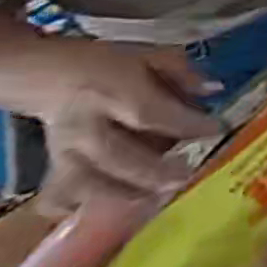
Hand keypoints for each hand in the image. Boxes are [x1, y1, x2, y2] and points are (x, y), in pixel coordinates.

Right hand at [32, 42, 221, 214]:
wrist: (49, 74)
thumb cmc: (109, 63)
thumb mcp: (150, 55)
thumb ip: (182, 73)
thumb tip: (215, 89)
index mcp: (113, 90)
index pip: (151, 113)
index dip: (184, 124)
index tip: (216, 130)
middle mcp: (85, 124)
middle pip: (117, 156)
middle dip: (154, 172)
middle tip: (187, 176)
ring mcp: (62, 150)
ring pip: (87, 184)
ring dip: (123, 195)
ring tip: (158, 197)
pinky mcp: (51, 167)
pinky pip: (61, 196)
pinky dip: (84, 207)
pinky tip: (111, 212)